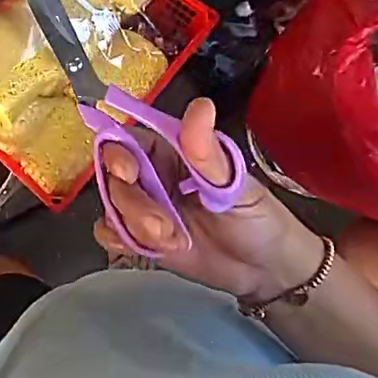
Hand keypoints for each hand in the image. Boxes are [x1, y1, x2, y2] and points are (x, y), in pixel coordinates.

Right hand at [92, 97, 324, 301]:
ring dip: (135, 226)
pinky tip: (151, 248)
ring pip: (112, 206)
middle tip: (161, 224)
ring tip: (174, 239)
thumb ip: (206, 150)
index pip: (127, 140)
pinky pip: (111, 233)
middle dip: (131, 203)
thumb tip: (201, 106)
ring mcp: (144, 205)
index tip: (128, 172)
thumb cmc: (257, 217)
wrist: (266, 271)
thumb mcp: (235, 184)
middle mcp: (151, 174)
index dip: (117, 152)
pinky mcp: (141, 237)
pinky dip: (122, 242)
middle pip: (114, 176)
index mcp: (170, 150)